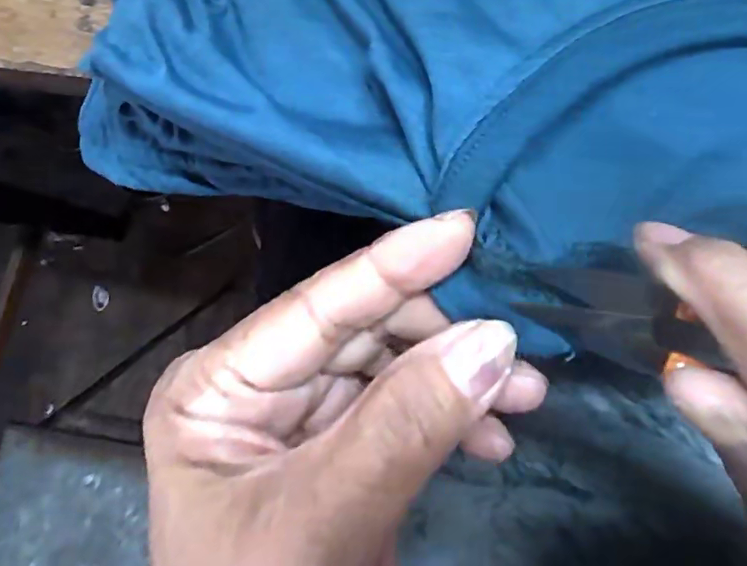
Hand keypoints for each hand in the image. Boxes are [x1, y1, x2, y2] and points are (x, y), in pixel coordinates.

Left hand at [143, 210, 548, 565]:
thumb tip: (492, 337)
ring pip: (394, 363)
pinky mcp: (339, 447)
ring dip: (460, 375)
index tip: (465, 225)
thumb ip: (404, 425)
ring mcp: (301, 415)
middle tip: (516, 337)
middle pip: (366, 328)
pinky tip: (494, 438)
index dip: (397, 262)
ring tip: (526, 392)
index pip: (320, 304)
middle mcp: (259, 383)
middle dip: (444, 334)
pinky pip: (403, 407)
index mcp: (219, 384)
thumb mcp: (322, 520)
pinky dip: (451, 417)